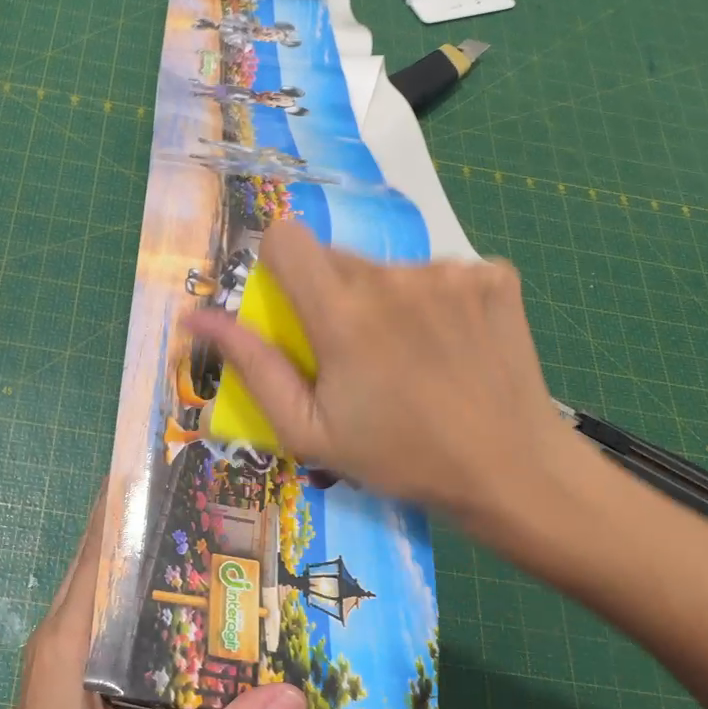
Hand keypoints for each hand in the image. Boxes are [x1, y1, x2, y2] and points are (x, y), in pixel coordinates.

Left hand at [0, 488, 306, 708]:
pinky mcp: (78, 677)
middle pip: (106, 562)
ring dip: (153, 563)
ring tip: (216, 538)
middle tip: (216, 498)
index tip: (171, 467)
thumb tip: (290, 698)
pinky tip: (198, 609)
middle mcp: (62, 637)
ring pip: (110, 590)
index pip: (99, 555)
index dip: (130, 507)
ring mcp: (67, 657)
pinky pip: (114, 621)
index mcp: (67, 645)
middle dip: (153, 526)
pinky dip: (150, 602)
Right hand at [184, 222, 582, 542]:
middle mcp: (395, 277)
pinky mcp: (494, 275)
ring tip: (409, 357)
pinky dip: (434, 302)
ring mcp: (452, 271)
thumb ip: (251, 365)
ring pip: (388, 267)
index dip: (279, 267)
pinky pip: (440, 272)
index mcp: (343, 313)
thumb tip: (195, 315)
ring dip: (384, 300)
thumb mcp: (308, 430)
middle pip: (336, 256)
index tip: (292, 309)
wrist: (512, 471)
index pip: (286, 237)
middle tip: (354, 354)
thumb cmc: (399, 458)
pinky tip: (449, 346)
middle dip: (330, 295)